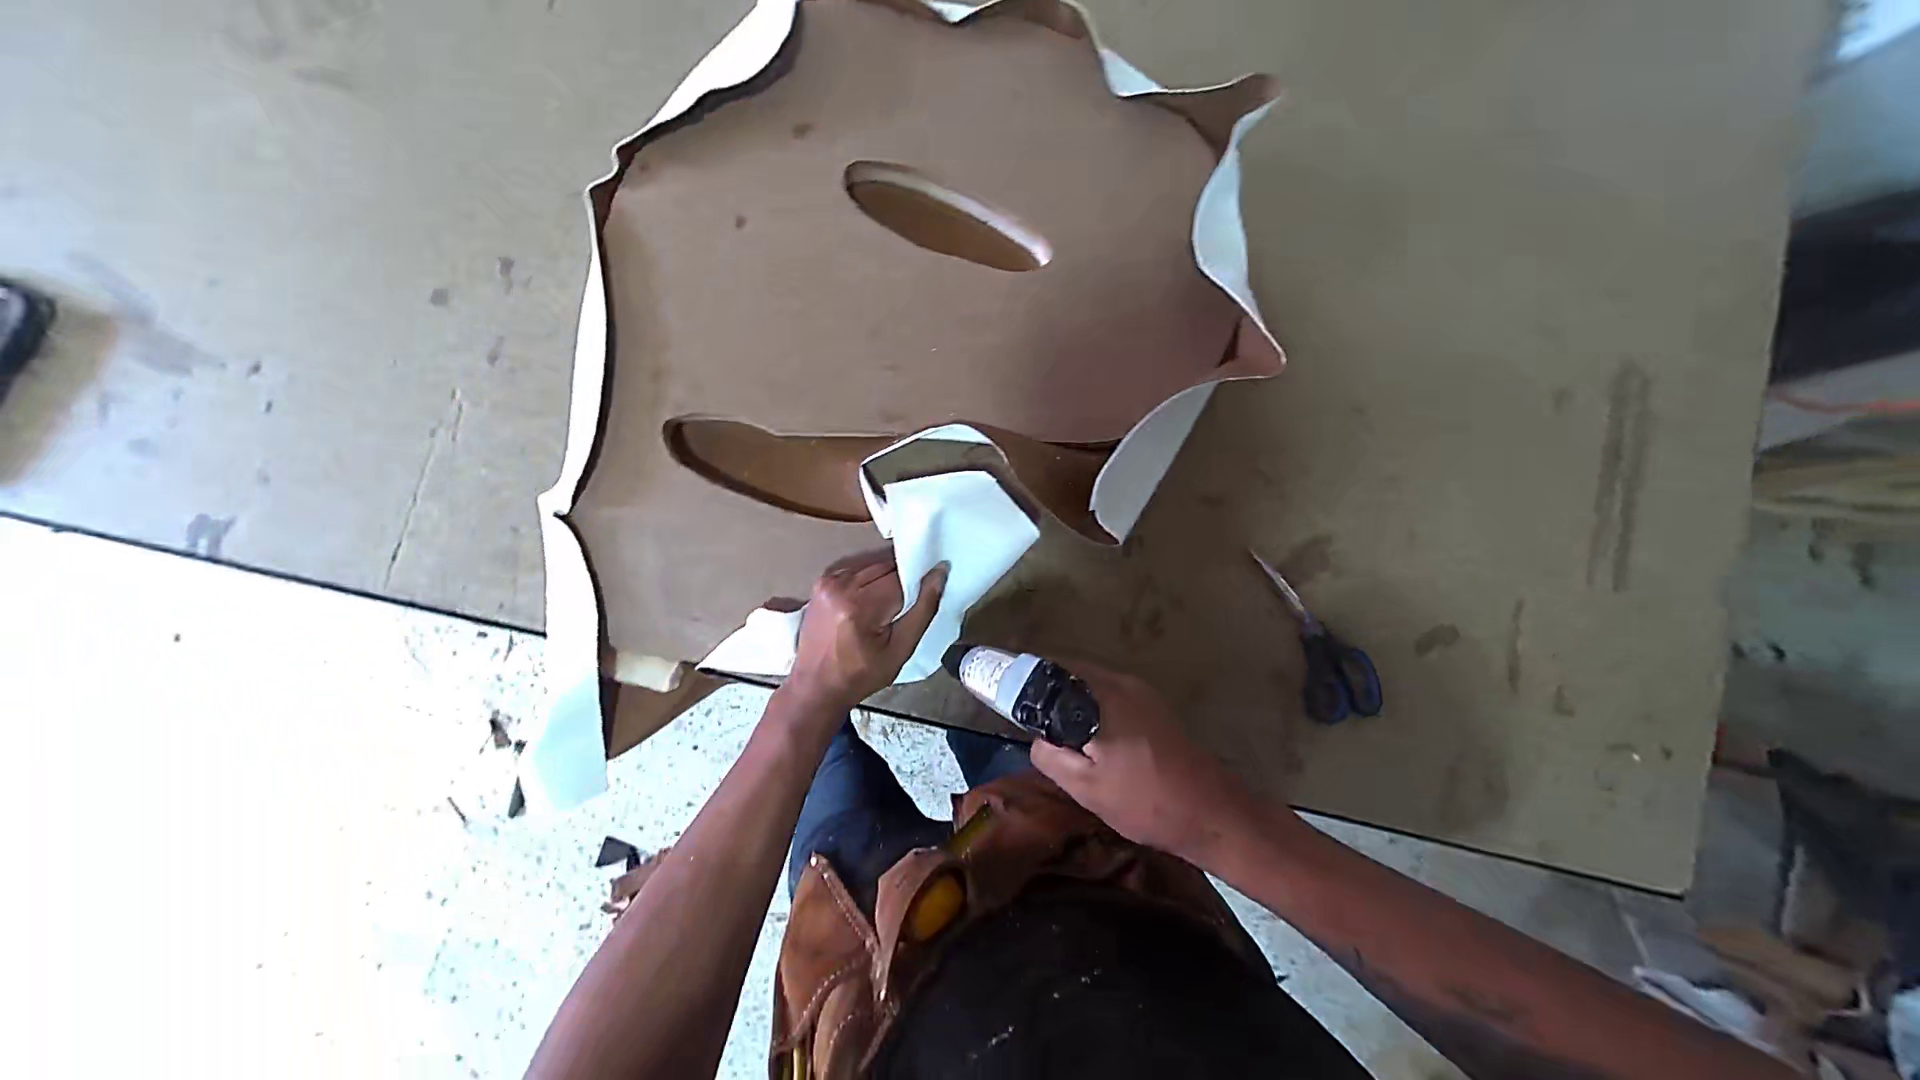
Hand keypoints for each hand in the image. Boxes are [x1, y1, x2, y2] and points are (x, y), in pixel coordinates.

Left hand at [784, 548, 947, 712]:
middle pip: (887, 566)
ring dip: (885, 579)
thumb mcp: (901, 649)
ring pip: (873, 564)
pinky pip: (856, 569)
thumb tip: (939, 573)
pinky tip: (868, 602)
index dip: (917, 585)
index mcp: (860, 604)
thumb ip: (924, 608)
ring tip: (884, 608)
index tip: (918, 602)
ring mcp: (828, 582)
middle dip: (901, 582)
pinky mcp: (822, 582)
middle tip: (901, 609)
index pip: (903, 575)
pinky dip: (868, 579)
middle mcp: (841, 585)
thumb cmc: (860, 674)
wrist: (817, 685)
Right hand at [1030, 660, 1262, 863]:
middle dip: (1040, 682)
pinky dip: (1085, 701)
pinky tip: (1080, 730)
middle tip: (1017, 706)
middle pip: (1068, 667)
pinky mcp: (1152, 704)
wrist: (1213, 814)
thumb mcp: (1085, 787)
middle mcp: (1122, 682)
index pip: (1048, 667)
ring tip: (1044, 721)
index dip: (1020, 673)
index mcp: (1103, 695)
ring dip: (1063, 692)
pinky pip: (1106, 691)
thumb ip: (1051, 755)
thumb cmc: (1146, 802)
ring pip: (1088, 679)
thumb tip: (1038, 737)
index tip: (998, 685)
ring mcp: (1141, 691)